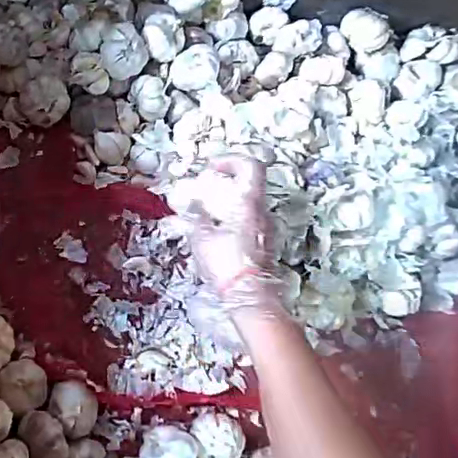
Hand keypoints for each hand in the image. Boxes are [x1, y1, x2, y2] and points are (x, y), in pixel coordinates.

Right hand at [170, 154, 285, 317]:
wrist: (250, 297)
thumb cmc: (227, 264)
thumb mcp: (202, 237)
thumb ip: (196, 217)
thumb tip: (191, 206)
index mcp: (249, 204)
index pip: (250, 166)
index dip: (230, 160)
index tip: (212, 167)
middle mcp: (263, 214)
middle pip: (248, 187)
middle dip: (224, 186)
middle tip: (203, 193)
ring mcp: (266, 231)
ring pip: (247, 207)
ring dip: (226, 206)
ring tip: (205, 217)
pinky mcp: (264, 246)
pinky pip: (247, 225)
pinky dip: (231, 222)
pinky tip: (215, 236)